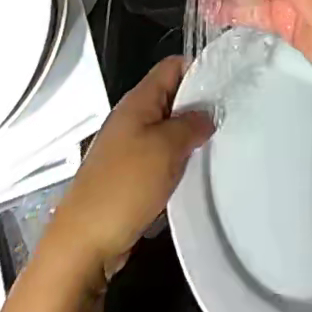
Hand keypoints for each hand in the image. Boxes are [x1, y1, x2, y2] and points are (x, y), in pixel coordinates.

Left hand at [45, 56, 213, 281]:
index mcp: (137, 101)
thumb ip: (192, 123)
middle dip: (200, 105)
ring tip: (218, 146)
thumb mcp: (167, 147)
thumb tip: (208, 114)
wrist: (83, 244)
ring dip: (190, 137)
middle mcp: (131, 118)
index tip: (226, 87)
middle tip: (229, 119)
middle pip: (172, 97)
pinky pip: (161, 156)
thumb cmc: (125, 187)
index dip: (200, 70)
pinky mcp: (129, 174)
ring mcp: (128, 147)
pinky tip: (195, 173)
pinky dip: (178, 161)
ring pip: (168, 128)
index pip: (173, 66)